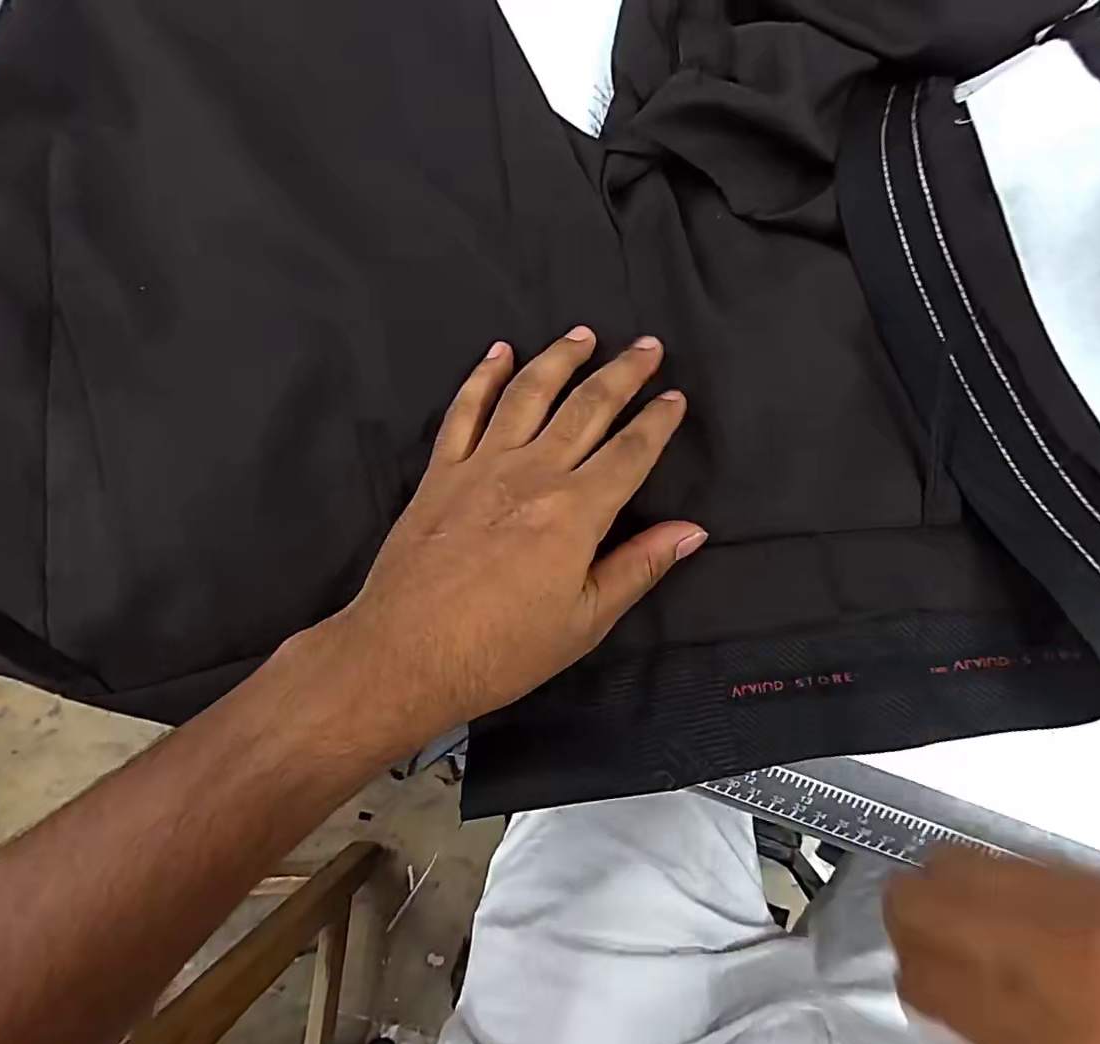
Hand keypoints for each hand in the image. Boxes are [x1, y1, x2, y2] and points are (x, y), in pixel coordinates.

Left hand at [324, 327, 705, 740]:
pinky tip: (497, 354)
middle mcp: (532, 473)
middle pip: (586, 408)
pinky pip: (463, 412)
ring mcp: (480, 466)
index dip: (657, 422)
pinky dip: (482, 378)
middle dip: (622, 373)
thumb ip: (639, 567)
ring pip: (528, 395)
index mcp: (575, 511)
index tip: (674, 397)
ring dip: (558, 359)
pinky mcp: (440, 473)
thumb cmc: (502, 649)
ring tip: (583, 334)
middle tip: (647, 345)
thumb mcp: (585, 621)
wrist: (406, 653)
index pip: (630, 452)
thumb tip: (692, 530)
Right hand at [886, 849, 1099, 1043]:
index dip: (917, 995)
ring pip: (956, 862)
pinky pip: (1016, 862)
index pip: (920, 970)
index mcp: (1068, 1041)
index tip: (940, 1014)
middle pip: (919, 893)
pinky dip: (1004, 895)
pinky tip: (1044, 941)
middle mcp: (1079, 951)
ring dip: (956, 907)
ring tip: (997, 955)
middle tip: (953, 978)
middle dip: (917, 935)